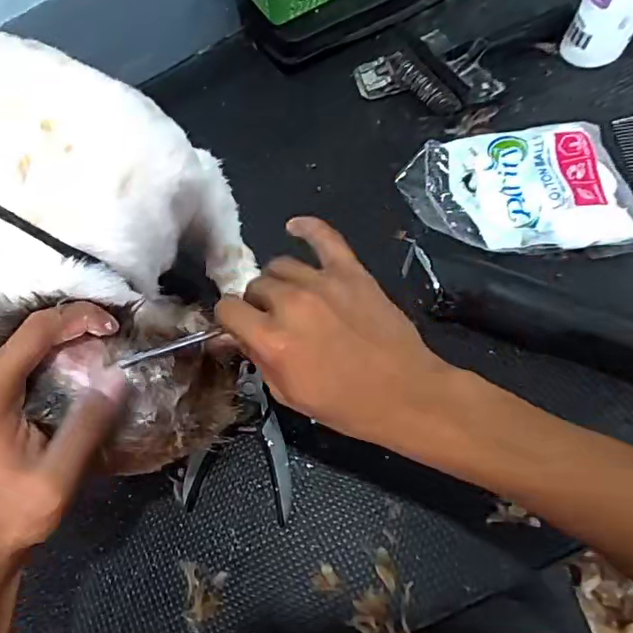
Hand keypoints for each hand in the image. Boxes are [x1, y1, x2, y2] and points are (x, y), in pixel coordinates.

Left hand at [0, 289, 123, 568]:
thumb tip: (118, 376)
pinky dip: (3, 330)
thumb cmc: (22, 509)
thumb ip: (88, 425)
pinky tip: (45, 343)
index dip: (75, 317)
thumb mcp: (61, 474)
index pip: (32, 330)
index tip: (108, 325)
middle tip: (47, 307)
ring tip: (47, 320)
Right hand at [216, 217, 455, 443]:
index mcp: (272, 339)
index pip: (228, 309)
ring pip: (281, 265)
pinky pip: (324, 238)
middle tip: (274, 322)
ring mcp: (323, 283)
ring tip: (292, 298)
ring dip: (279, 282)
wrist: (404, 393)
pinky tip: (294, 227)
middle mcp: (292, 304)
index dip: (229, 320)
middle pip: (255, 286)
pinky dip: (308, 228)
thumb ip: (258, 358)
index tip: (239, 327)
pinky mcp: (351, 273)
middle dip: (257, 304)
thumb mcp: (288, 394)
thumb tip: (235, 336)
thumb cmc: (344, 405)